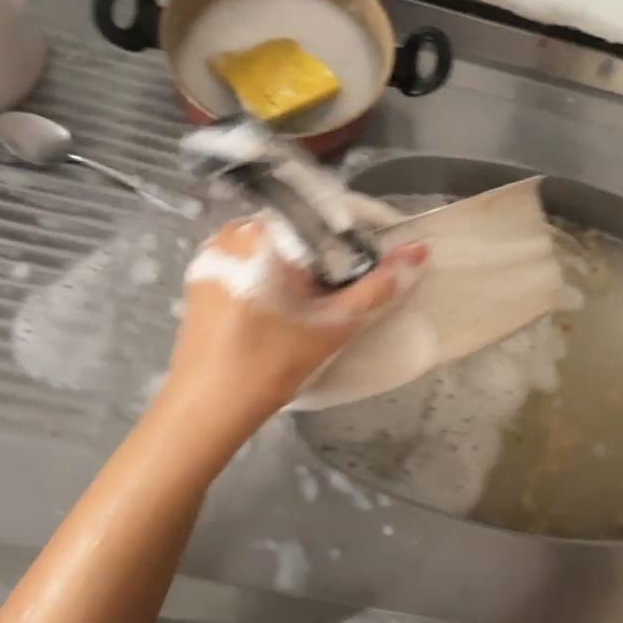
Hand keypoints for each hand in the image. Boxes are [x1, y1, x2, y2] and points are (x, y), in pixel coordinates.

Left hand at [163, 216, 427, 432]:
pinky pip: (254, 256)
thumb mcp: (334, 326)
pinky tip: (292, 300)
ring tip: (329, 292)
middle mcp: (237, 230)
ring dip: (307, 259)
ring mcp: (215, 250)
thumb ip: (379, 286)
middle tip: (362, 276)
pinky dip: (279, 269)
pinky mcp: (205, 273)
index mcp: (267, 234)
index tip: (388, 249)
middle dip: (336, 248)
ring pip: (279, 241)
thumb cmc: (271, 365)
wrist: (203, 410)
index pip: (328, 213)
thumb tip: (418, 252)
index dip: (365, 228)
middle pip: (303, 226)